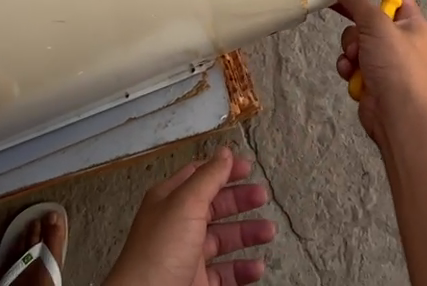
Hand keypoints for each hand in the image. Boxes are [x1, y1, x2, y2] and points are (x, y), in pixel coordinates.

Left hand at [103, 147, 276, 285]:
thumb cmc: (158, 253)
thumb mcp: (185, 204)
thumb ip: (208, 178)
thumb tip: (224, 153)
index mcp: (169, 200)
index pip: (199, 176)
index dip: (223, 169)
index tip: (247, 167)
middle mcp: (177, 226)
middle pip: (214, 206)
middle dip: (239, 199)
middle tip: (261, 195)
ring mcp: (187, 256)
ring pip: (222, 240)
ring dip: (246, 233)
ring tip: (268, 231)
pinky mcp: (196, 283)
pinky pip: (224, 273)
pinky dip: (242, 269)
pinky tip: (256, 267)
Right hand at [329, 0, 426, 149]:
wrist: (398, 117)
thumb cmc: (397, 68)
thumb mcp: (375, 24)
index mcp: (411, 22)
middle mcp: (398, 39)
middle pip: (368, 15)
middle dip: (353, 18)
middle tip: (331, 0)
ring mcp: (383, 59)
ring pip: (355, 38)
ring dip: (350, 47)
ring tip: (356, 57)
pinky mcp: (369, 76)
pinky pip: (350, 60)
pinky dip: (347, 65)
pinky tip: (351, 73)